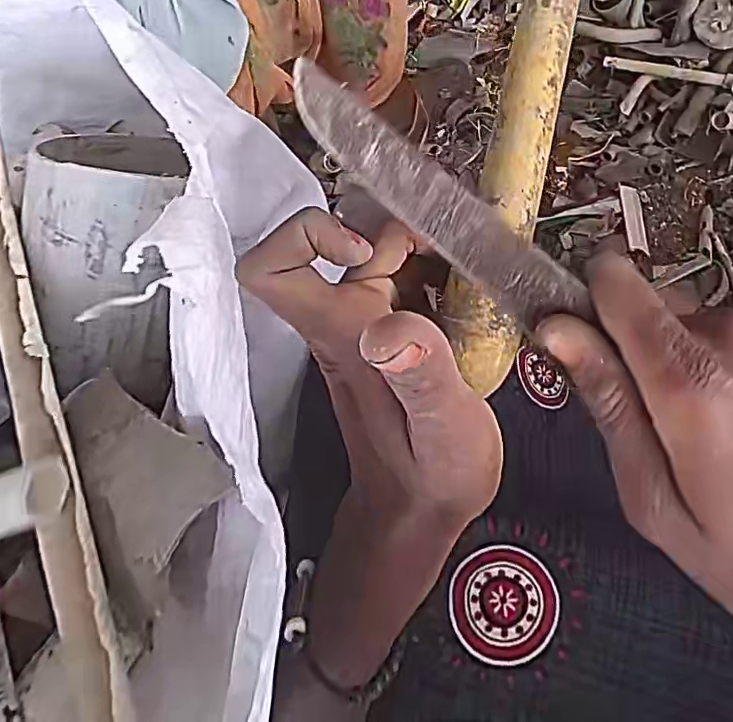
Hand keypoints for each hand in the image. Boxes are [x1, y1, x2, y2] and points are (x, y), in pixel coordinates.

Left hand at [238, 208, 499, 524]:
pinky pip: (398, 267)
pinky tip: (463, 282)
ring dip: (416, 242)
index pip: (269, 269)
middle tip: (441, 249)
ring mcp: (363, 319)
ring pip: (371, 246)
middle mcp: (340, 318)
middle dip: (390, 228)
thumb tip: (385, 330)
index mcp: (338, 335)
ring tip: (461, 264)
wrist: (421, 503)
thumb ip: (422, 381)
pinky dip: (428, 260)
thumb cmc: (431, 476)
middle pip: (334, 238)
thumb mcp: (444, 433)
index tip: (365, 250)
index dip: (307, 237)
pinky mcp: (388, 322)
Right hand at [538, 254, 732, 657]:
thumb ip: (606, 403)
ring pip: (667, 325)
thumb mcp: (656, 501)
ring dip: (651, 366)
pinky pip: (703, 342)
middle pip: (635, 303)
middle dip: (612, 345)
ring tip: (674, 440)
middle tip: (621, 416)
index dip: (575, 296)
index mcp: (689, 378)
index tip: (559, 332)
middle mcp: (725, 341)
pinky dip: (687, 373)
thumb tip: (560, 336)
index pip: (612, 281)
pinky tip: (712, 438)